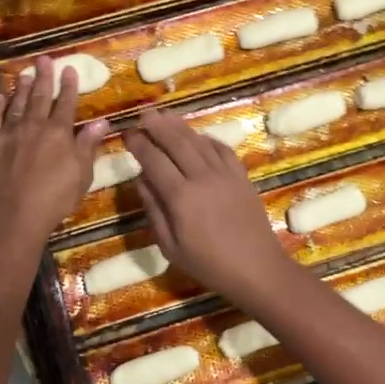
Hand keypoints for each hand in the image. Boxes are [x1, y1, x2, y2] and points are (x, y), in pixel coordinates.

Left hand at [0, 57, 108, 232]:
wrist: (16, 213)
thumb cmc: (55, 197)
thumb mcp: (82, 174)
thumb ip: (88, 145)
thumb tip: (102, 122)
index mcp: (59, 132)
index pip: (66, 103)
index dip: (69, 86)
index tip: (69, 69)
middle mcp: (34, 125)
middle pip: (40, 96)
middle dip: (44, 77)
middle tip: (44, 59)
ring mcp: (9, 132)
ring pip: (16, 103)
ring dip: (21, 88)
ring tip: (24, 74)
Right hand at [124, 108, 295, 305]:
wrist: (257, 269)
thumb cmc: (209, 265)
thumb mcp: (170, 246)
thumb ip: (154, 210)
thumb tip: (141, 179)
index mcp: (181, 197)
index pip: (154, 161)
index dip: (139, 145)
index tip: (127, 134)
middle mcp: (202, 178)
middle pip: (176, 142)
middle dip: (158, 126)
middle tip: (144, 114)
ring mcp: (225, 174)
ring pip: (199, 141)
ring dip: (180, 126)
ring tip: (165, 116)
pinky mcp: (242, 176)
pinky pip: (222, 149)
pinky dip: (207, 139)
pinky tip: (198, 136)